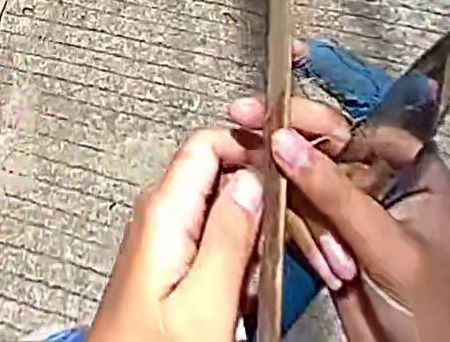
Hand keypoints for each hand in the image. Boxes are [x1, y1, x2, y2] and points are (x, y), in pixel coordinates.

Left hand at [85, 129, 265, 341]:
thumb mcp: (202, 306)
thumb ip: (228, 236)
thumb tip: (252, 180)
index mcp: (163, 210)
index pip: (206, 144)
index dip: (247, 148)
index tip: (285, 170)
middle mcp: (160, 212)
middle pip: (218, 172)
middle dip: (258, 198)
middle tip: (289, 234)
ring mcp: (166, 234)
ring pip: (221, 207)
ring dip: (253, 233)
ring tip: (266, 274)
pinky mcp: (172, 258)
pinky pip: (215, 238)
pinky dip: (239, 257)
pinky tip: (246, 290)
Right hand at [229, 95, 449, 341]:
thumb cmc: (449, 324)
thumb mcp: (392, 249)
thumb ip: (336, 194)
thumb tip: (286, 140)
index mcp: (411, 167)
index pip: (364, 106)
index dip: (330, 72)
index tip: (292, 53)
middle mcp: (380, 177)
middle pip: (322, 134)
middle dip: (286, 130)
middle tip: (246, 117)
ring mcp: (353, 205)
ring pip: (301, 171)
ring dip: (293, 197)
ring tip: (293, 215)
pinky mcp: (330, 231)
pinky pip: (295, 207)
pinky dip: (292, 225)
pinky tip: (306, 248)